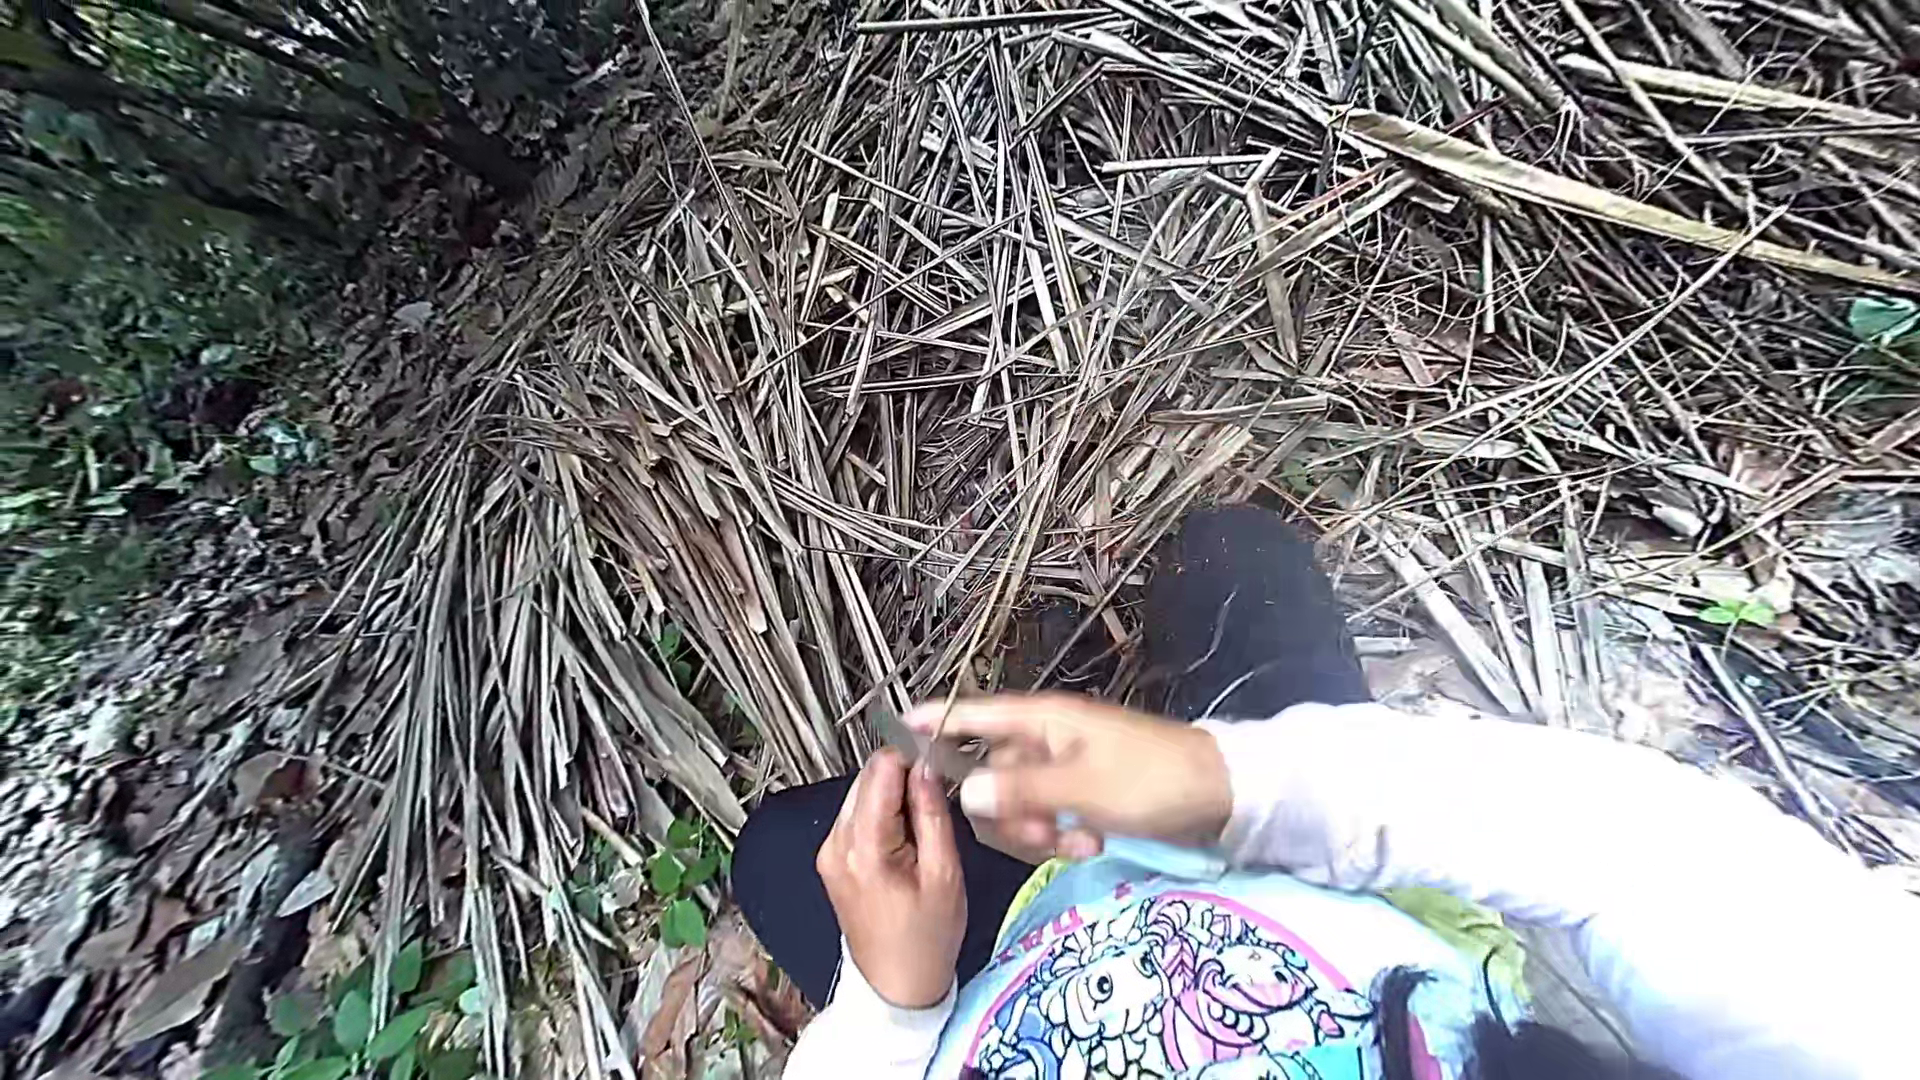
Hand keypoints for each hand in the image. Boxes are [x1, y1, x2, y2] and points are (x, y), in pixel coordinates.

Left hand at [816, 748, 965, 1008]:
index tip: (936, 770)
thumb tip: (927, 764)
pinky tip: (902, 836)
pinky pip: (857, 811)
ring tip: (920, 823)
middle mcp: (836, 842)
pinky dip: (882, 810)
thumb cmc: (927, 937)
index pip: (881, 768)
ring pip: (862, 788)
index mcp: (864, 847)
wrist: (896, 989)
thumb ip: (933, 812)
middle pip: (869, 775)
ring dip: (893, 793)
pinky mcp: (830, 854)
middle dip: (903, 776)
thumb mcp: (944, 873)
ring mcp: (829, 848)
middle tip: (933, 801)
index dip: (912, 759)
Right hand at [904, 694, 1230, 857]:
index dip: (938, 718)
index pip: (976, 715)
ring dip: (1034, 830)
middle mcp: (1042, 740)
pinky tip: (1088, 842)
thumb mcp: (1086, 787)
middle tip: (1042, 835)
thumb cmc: (1150, 778)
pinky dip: (1056, 835)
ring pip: (1014, 803)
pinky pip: (1042, 816)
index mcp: (1040, 721)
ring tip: (1076, 841)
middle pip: (988, 775)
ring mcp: (1058, 768)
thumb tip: (965, 791)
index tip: (900, 726)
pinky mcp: (1075, 793)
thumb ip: (1022, 790)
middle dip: (1007, 812)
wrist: (1216, 794)